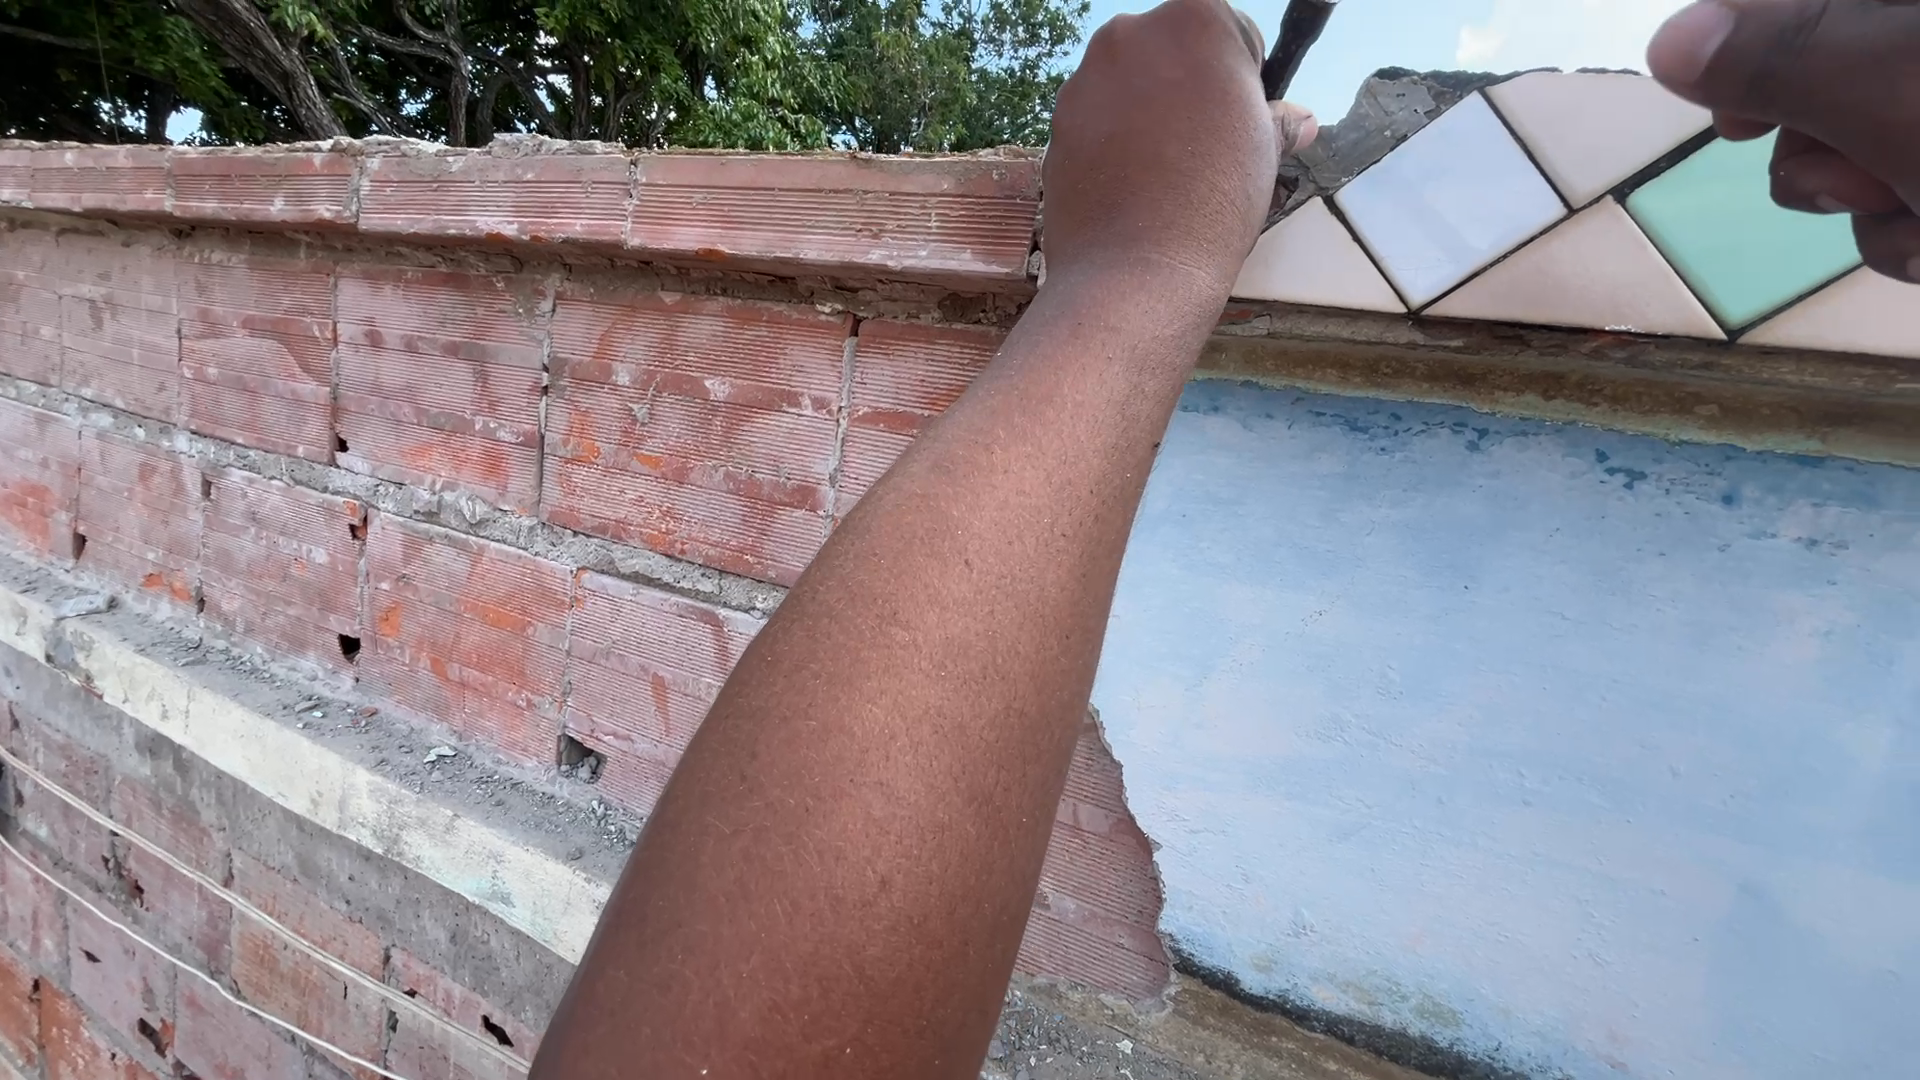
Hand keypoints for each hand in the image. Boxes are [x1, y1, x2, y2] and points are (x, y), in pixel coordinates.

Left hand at [1040, 0, 1317, 300]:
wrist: (1135, 272)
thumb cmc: (1213, 204)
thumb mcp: (1263, 154)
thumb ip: (1274, 122)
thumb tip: (1299, 122)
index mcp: (1193, 18)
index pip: (1230, 35)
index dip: (1239, 83)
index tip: (1235, 126)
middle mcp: (1126, 37)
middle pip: (1167, 58)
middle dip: (1182, 96)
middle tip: (1196, 155)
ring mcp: (1081, 86)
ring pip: (1123, 94)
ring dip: (1141, 123)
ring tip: (1156, 181)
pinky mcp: (1053, 134)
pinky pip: (1091, 132)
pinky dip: (1106, 153)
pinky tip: (1123, 194)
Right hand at [1647, 0, 1919, 282]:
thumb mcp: (1901, 91)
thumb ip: (1787, 57)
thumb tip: (1670, 35)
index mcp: (1918, 7)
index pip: (1788, 4)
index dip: (1747, 48)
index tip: (1739, 123)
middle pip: (1828, 72)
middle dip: (1821, 149)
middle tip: (1861, 183)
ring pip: (1861, 139)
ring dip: (1860, 202)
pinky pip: (1903, 179)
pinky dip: (1906, 222)